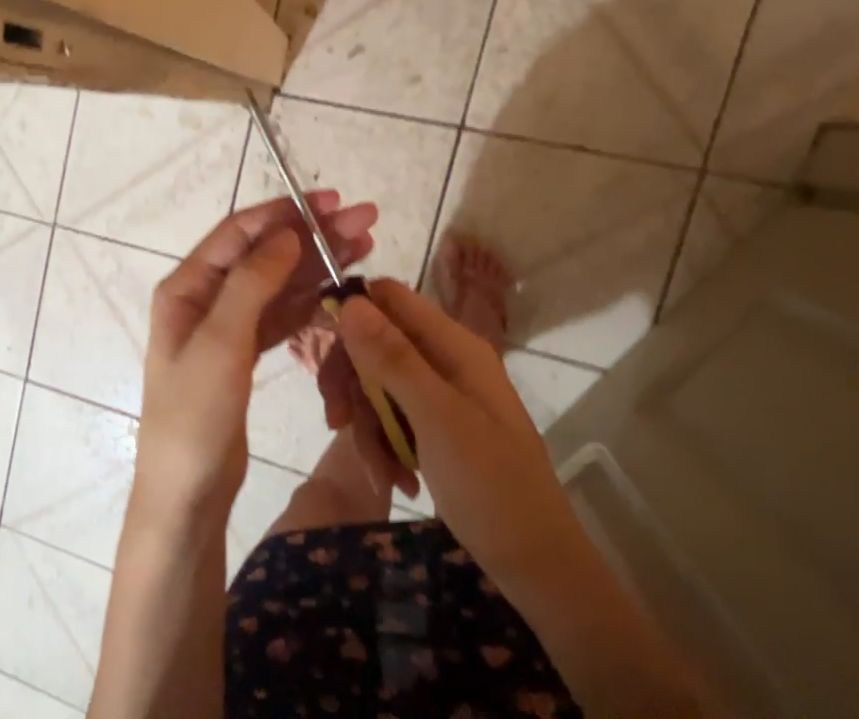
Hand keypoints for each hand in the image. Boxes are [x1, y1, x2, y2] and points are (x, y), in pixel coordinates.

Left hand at [134, 192, 377, 523]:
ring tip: (366, 245)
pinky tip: (341, 288)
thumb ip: (252, 285)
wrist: (188, 488)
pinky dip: (308, 300)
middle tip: (366, 220)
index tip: (332, 200)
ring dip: (316, 264)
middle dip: (311, 235)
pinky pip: (279, 316)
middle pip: (262, 255)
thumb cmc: (195, 414)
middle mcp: (203, 300)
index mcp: (185, 289)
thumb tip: (287, 234)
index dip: (283, 213)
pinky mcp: (243, 355)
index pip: (237, 235)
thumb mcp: (220, 344)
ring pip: (276, 284)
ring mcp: (224, 328)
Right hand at [334, 280, 588, 583]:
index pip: (388, 298)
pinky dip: (383, 447)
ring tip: (380, 472)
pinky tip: (394, 479)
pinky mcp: (434, 427)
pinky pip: (390, 419)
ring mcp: (440, 395)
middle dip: (351, 384)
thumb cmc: (490, 484)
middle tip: (338, 422)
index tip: (326, 357)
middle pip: (373, 345)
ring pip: (375, 387)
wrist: (532, 560)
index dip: (351, 315)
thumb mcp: (436, 417)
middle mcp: (445, 361)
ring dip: (368, 427)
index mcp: (454, 347)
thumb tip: (349, 301)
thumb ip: (391, 357)